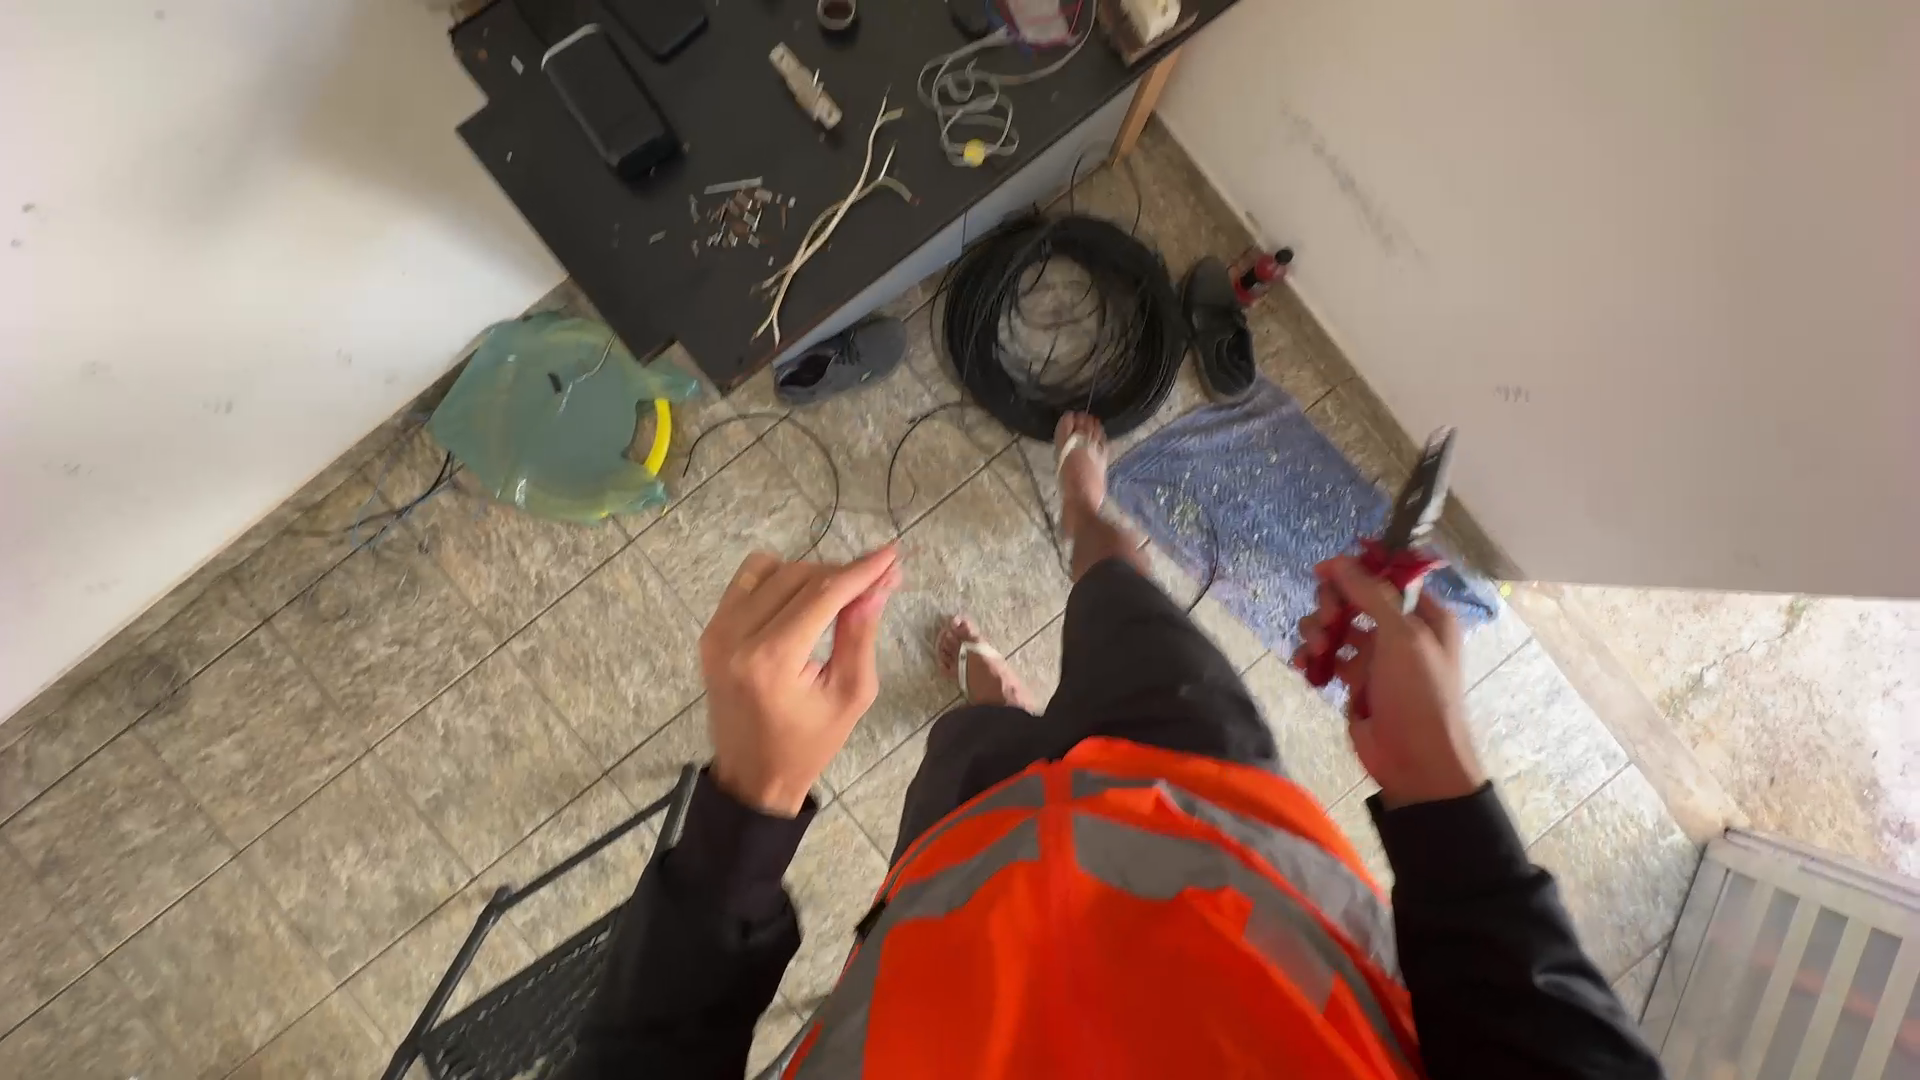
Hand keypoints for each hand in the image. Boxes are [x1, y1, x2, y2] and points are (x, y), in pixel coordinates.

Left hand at [700, 546, 902, 816]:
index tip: (891, 554)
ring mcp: (717, 631)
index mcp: (772, 661)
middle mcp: (736, 637)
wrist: (753, 777)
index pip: (823, 595)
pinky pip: (748, 579)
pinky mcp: (711, 630)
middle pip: (800, 576)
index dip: (861, 570)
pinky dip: (778, 578)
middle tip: (877, 583)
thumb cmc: (809, 744)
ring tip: (839, 598)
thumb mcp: (851, 695)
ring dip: (811, 575)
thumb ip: (861, 635)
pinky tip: (800, 601)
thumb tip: (877, 584)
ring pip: (774, 570)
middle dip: (843, 574)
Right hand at [1292, 555, 1484, 808]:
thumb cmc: (1419, 693)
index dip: (1352, 570)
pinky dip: (1310, 657)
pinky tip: (1304, 667)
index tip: (1323, 573)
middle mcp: (1400, 629)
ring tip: (1316, 652)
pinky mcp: (1352, 679)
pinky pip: (1324, 655)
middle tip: (1328, 621)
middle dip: (1331, 605)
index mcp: (1424, 614)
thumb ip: (1369, 594)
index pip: (1383, 576)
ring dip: (1317, 632)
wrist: (1415, 760)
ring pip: (1333, 625)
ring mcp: (1375, 655)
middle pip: (1352, 597)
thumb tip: (1336, 560)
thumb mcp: (1401, 636)